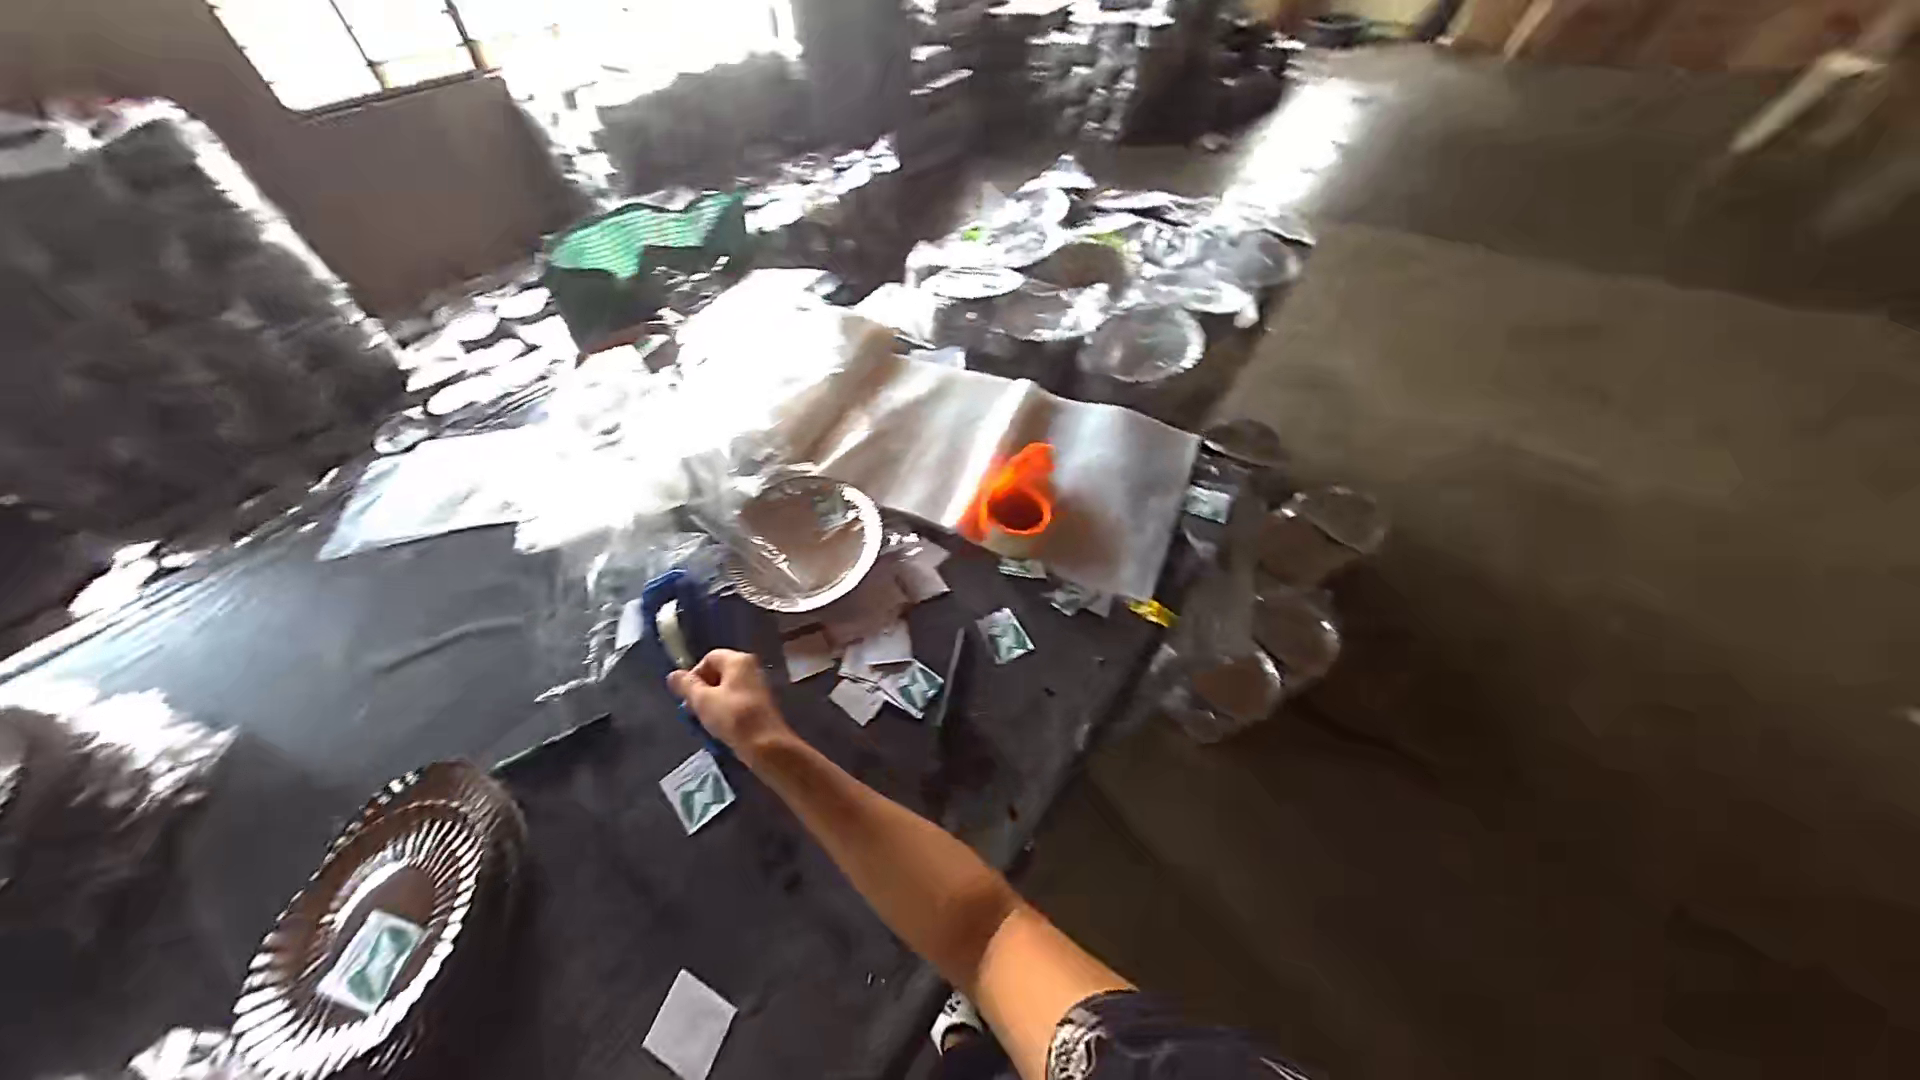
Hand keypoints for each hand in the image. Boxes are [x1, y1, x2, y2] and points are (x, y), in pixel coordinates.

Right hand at [667, 649, 792, 755]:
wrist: (765, 744)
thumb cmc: (733, 717)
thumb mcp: (702, 700)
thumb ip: (686, 685)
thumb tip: (673, 675)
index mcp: (739, 660)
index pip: (709, 658)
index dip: (694, 675)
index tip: (686, 696)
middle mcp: (751, 668)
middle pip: (718, 673)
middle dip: (701, 690)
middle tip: (693, 710)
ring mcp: (758, 685)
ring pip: (726, 689)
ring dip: (711, 703)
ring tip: (704, 720)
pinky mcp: (760, 703)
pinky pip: (736, 701)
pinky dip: (725, 710)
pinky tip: (719, 726)